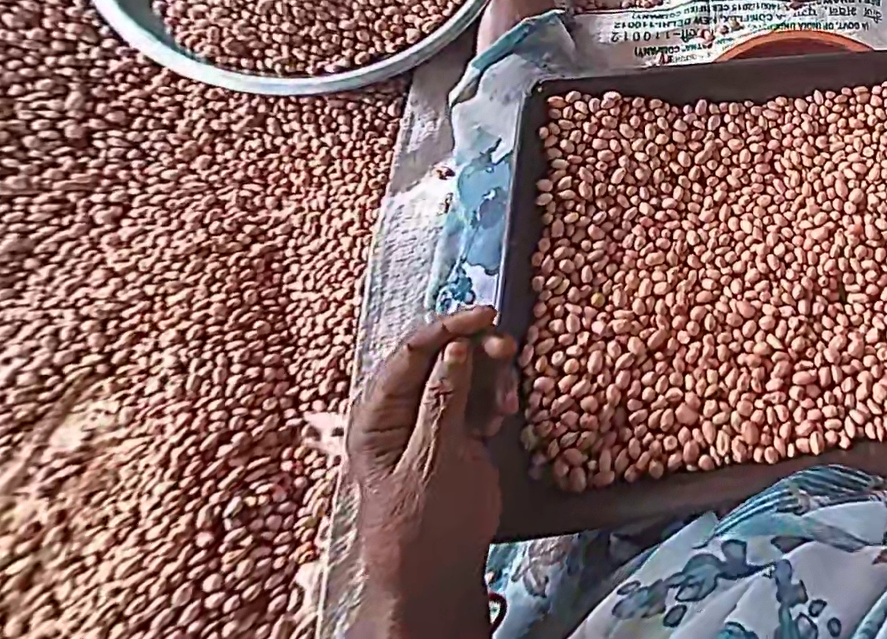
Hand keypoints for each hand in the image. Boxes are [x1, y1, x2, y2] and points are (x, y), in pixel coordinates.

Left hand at [349, 306, 517, 637]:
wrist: (439, 572)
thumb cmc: (418, 525)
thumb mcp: (430, 460)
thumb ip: (442, 401)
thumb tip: (456, 347)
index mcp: (380, 413)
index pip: (411, 352)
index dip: (448, 327)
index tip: (486, 316)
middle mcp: (406, 406)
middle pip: (444, 353)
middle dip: (478, 348)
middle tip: (506, 350)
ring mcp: (436, 414)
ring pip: (470, 368)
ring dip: (493, 376)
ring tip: (504, 405)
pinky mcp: (462, 425)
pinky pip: (484, 390)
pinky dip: (498, 394)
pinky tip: (501, 417)